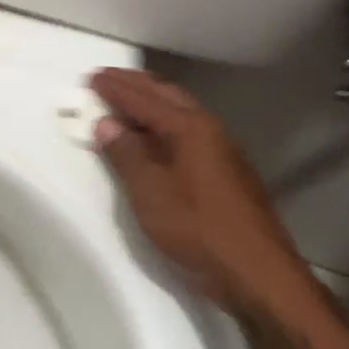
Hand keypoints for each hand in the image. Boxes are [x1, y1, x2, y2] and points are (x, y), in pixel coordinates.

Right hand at [90, 68, 310, 309]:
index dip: (117, 89)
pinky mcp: (227, 172)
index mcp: (190, 129)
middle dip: (137, 86)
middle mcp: (210, 131)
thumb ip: (127, 155)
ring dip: (153, 102)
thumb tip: (107, 123)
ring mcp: (223, 151)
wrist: (255, 271)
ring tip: (129, 100)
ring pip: (183, 113)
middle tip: (108, 78)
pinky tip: (158, 137)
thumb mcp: (150, 193)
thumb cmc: (198, 229)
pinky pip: (190, 133)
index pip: (145, 100)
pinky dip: (166, 124)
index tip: (92, 78)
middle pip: (169, 97)